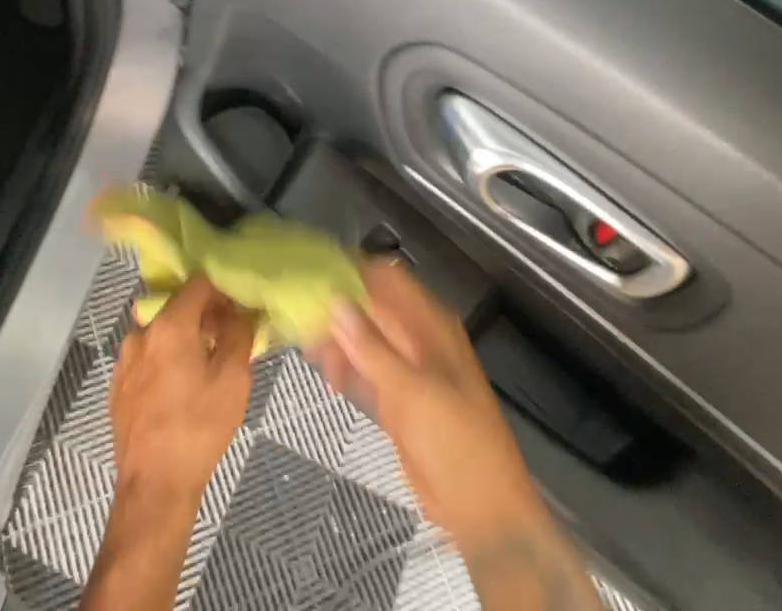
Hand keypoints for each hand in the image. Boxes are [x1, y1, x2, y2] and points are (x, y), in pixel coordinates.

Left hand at [109, 274, 257, 505]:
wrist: (154, 483)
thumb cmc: (199, 427)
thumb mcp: (233, 379)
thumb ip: (239, 335)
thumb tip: (240, 312)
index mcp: (169, 326)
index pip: (198, 283)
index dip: (223, 288)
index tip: (241, 305)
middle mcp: (141, 334)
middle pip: (178, 306)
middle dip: (206, 315)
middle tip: (231, 336)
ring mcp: (125, 360)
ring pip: (162, 333)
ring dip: (186, 338)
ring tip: (209, 364)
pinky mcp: (118, 385)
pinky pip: (148, 357)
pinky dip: (168, 359)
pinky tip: (183, 386)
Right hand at [311, 260, 549, 545]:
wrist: (481, 507)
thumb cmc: (457, 443)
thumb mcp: (412, 392)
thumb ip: (371, 347)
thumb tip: (335, 301)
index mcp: (432, 326)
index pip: (387, 279)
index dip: (351, 273)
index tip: (310, 280)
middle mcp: (418, 339)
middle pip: (369, 307)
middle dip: (335, 312)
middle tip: (300, 325)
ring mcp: (406, 368)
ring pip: (362, 338)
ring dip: (337, 342)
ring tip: (311, 357)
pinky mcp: (396, 396)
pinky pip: (364, 369)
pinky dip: (345, 368)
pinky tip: (327, 378)